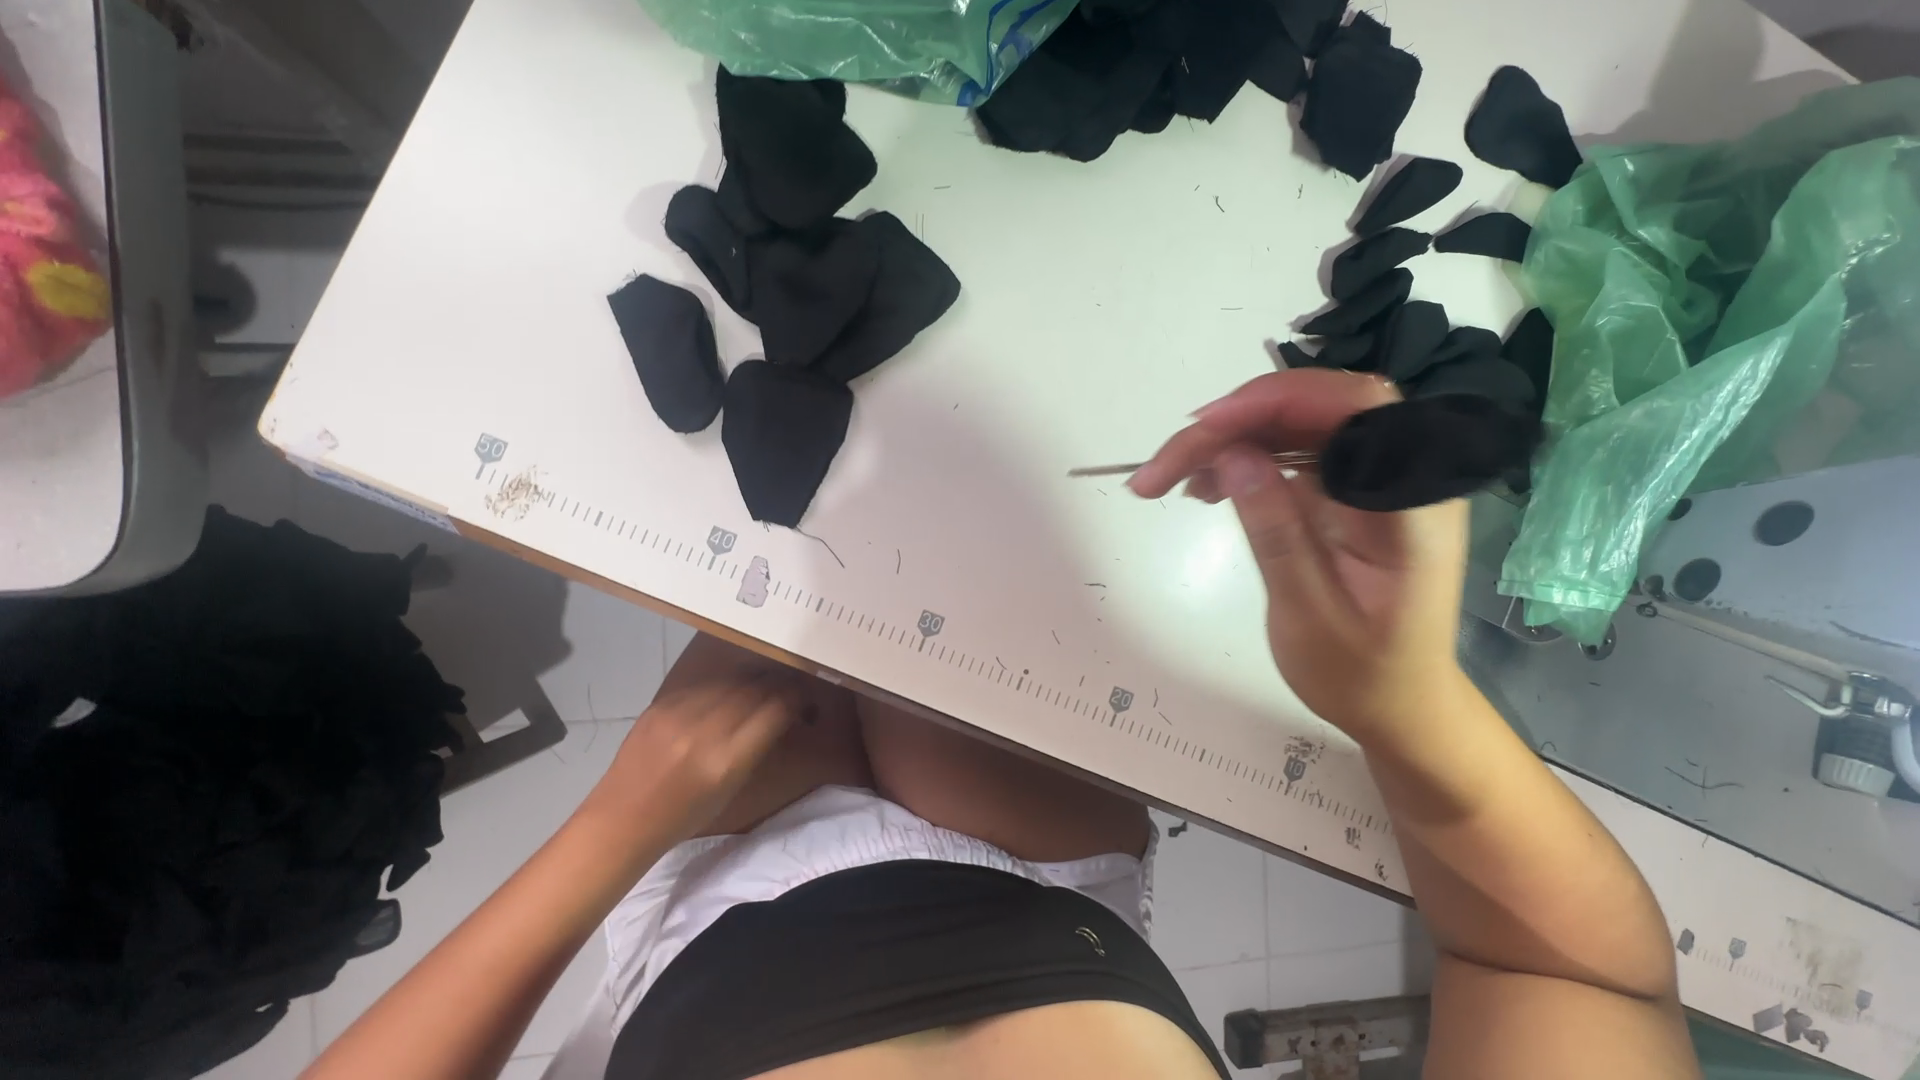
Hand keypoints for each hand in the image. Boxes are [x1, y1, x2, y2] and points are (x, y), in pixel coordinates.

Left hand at [583, 674, 799, 843]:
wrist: (624, 818)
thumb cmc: (685, 816)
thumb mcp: (732, 787)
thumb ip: (755, 746)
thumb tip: (778, 712)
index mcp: (727, 760)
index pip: (774, 710)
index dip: (794, 698)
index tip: (803, 697)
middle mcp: (704, 731)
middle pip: (754, 689)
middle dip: (777, 683)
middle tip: (788, 684)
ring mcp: (678, 714)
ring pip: (730, 680)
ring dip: (751, 678)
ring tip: (761, 683)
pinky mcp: (660, 705)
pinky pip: (703, 684)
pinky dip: (722, 685)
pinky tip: (727, 691)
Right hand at [1126, 369, 1470, 744]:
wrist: (1396, 703)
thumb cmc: (1361, 673)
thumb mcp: (1309, 614)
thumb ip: (1277, 531)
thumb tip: (1231, 457)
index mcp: (1410, 504)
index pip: (1355, 409)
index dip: (1278, 400)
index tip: (1205, 428)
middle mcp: (1398, 476)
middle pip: (1314, 408)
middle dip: (1233, 423)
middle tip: (1163, 465)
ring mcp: (1370, 480)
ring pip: (1294, 425)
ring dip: (1228, 440)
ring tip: (1170, 479)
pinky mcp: (1345, 491)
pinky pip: (1291, 452)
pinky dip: (1242, 460)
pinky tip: (1203, 487)